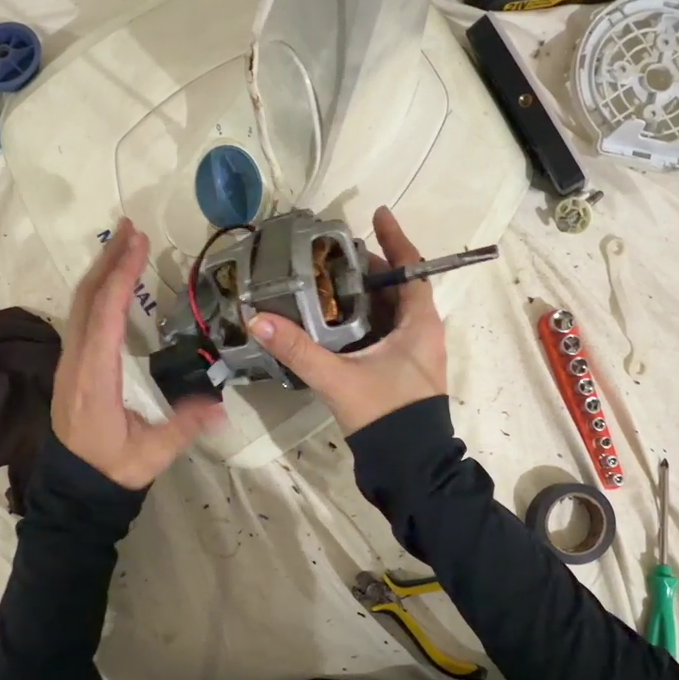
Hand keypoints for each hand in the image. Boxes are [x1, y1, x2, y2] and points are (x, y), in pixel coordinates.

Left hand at [53, 218, 225, 488]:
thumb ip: (184, 425)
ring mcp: (69, 362)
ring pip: (79, 305)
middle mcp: (76, 362)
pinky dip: (96, 290)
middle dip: (108, 259)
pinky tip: (111, 281)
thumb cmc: (114, 470)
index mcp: (95, 378)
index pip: (105, 315)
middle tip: (130, 226)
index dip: (121, 275)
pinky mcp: (71, 366)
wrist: (76, 488)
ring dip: (100, 270)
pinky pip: (80, 316)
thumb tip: (221, 404)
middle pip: (87, 298)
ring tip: (123, 242)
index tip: (139, 242)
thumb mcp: (152, 454)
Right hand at [246, 207, 447, 434]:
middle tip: (332, 254)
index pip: (411, 268)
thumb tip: (256, 319)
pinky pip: (381, 335)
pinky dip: (359, 322)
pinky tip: (331, 325)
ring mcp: (412, 356)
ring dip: (362, 296)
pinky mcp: (399, 374)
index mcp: (419, 323)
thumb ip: (298, 349)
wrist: (410, 466)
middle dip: (367, 267)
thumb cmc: (386, 414)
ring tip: (326, 282)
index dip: (395, 238)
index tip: (376, 213)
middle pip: (395, 288)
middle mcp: (421, 333)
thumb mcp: (338, 378)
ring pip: (387, 313)